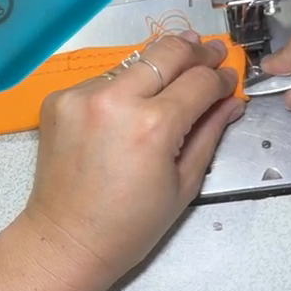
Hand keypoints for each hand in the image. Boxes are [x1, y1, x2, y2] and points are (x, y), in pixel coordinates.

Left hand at [18, 32, 243, 289]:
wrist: (68, 239)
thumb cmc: (131, 225)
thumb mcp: (184, 184)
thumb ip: (209, 132)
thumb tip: (232, 100)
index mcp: (152, 125)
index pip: (200, 80)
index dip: (222, 78)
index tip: (229, 80)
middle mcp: (114, 99)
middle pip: (167, 51)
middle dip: (195, 52)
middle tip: (211, 54)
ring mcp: (81, 95)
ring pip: (133, 61)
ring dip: (157, 67)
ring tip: (175, 75)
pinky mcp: (59, 99)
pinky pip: (103, 80)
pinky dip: (122, 87)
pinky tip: (130, 106)